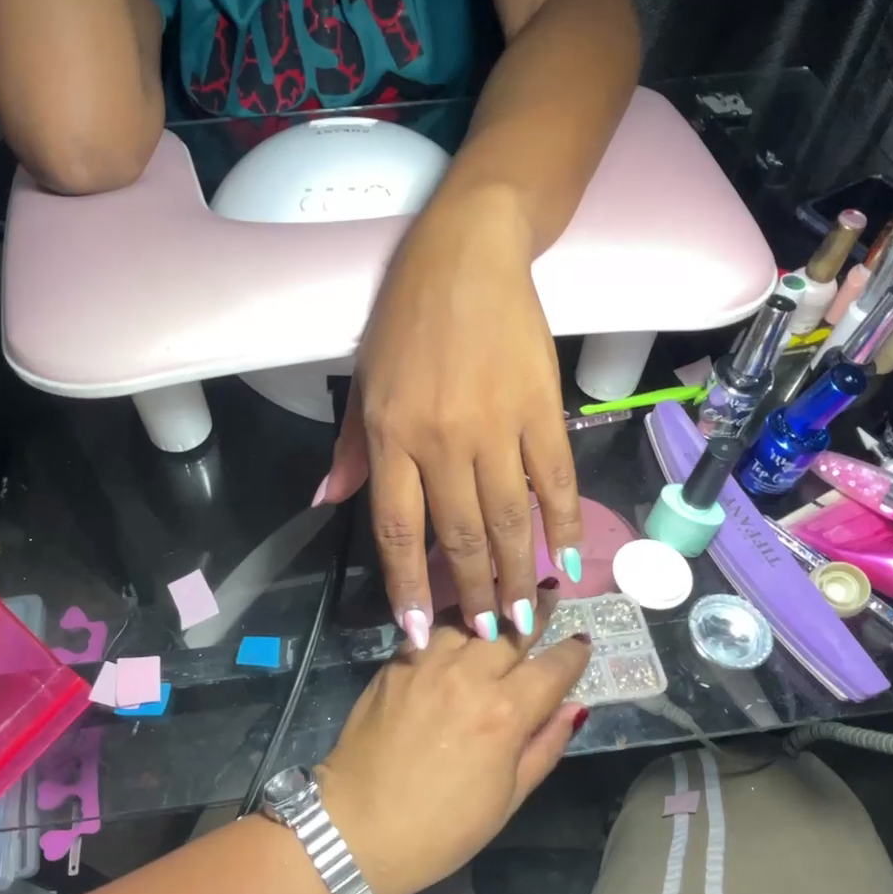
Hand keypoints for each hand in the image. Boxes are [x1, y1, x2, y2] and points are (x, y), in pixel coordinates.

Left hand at [316, 581, 589, 893]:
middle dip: (536, 611)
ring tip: (504, 597)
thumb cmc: (442, 828)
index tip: (583, 643)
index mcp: (504, 713)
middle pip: (512, 629)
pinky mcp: (396, 663)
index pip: (553, 668)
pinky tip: (460, 623)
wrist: (358, 827)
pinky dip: (452, 624)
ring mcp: (427, 664)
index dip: (574, 654)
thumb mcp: (508, 799)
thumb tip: (574, 708)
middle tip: (549, 592)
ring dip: (490, 608)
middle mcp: (468, 676)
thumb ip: (544, 747)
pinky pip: (432, 632)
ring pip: (469, 620)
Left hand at [317, 188, 581, 649]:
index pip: (397, 529)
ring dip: (515, 575)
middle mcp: (443, 442)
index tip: (422, 630)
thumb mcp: (364, 380)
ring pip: (508, 519)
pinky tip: (565, 563)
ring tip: (524, 619)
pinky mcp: (543, 410)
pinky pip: (555, 481)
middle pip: (459, 535)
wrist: (469, 256)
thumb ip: (352, 447)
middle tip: (489, 637)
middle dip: (473, 593)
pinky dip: (562, 525)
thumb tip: (327, 501)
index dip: (408, 585)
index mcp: (393, 435)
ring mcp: (498, 427)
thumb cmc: (406, 316)